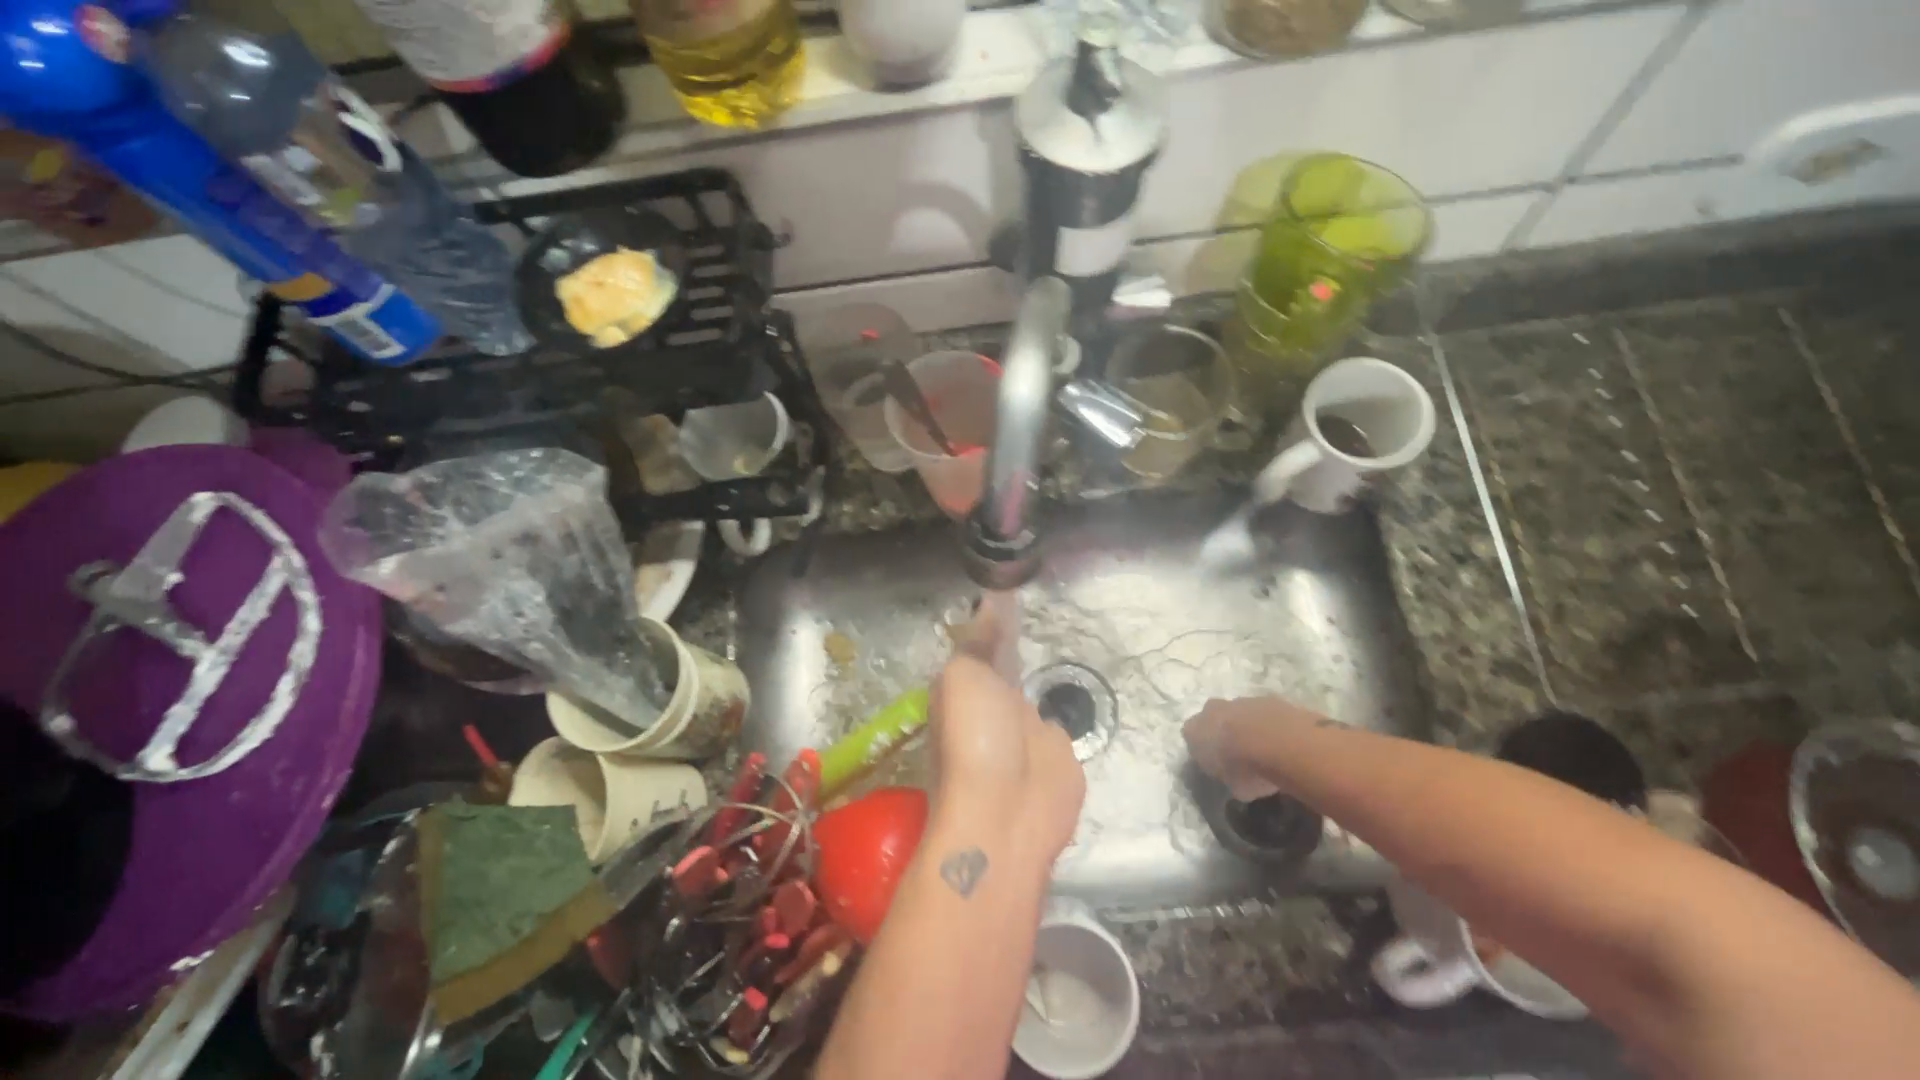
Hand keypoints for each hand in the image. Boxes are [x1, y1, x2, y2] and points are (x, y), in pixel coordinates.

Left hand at [930, 607, 1084, 860]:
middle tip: (1044, 606)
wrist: (1008, 814)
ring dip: (1041, 675)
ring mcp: (1024, 734)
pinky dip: (1068, 706)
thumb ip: (978, 643)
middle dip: (1016, 643)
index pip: (979, 648)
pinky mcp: (1056, 756)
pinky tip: (1078, 687)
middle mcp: (989, 710)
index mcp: (960, 691)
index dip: (993, 621)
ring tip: (1062, 638)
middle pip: (1005, 668)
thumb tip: (989, 602)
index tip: (1012, 587)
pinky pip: (1060, 721)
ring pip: (1032, 694)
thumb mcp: (963, 678)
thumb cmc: (975, 741)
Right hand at [1184, 696, 1326, 801]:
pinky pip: (1264, 711)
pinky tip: (1281, 740)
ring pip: (1239, 712)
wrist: (1280, 743)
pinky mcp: (1267, 698)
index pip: (1191, 739)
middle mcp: (1211, 711)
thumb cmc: (1246, 770)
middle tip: (1238, 752)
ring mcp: (1240, 701)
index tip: (1218, 765)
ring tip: (1264, 748)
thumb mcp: (1234, 787)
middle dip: (1223, 731)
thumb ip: (1230, 778)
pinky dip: (1270, 723)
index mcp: (1194, 732)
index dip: (1204, 751)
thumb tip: (1237, 779)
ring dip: (1247, 726)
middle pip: (1212, 717)